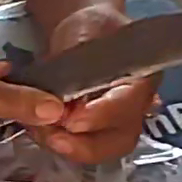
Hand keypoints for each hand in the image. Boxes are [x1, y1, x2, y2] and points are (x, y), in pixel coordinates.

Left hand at [37, 4, 158, 164]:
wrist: (84, 35)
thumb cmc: (89, 30)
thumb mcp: (82, 33)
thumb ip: (76, 62)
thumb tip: (64, 93)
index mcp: (142, 77)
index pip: (128, 105)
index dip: (100, 116)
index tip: (70, 120)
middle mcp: (136, 107)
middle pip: (119, 141)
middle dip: (83, 145)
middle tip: (51, 136)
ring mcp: (118, 124)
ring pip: (101, 151)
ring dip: (68, 149)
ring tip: (40, 132)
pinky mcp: (97, 134)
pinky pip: (83, 149)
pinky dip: (61, 146)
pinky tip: (39, 132)